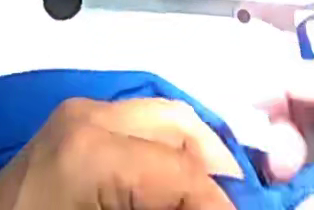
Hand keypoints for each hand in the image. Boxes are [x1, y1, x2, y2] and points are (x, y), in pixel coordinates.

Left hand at [0, 98, 242, 209]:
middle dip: (217, 169)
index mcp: (92, 149)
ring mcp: (79, 112)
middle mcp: (89, 114)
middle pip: (180, 125)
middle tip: (241, 204)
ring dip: (194, 157)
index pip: (184, 170)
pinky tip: (174, 185)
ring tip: (213, 197)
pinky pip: (137, 123)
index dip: (221, 203)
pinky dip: (165, 150)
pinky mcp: (73, 123)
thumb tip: (215, 204)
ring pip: (162, 116)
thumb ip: (164, 208)